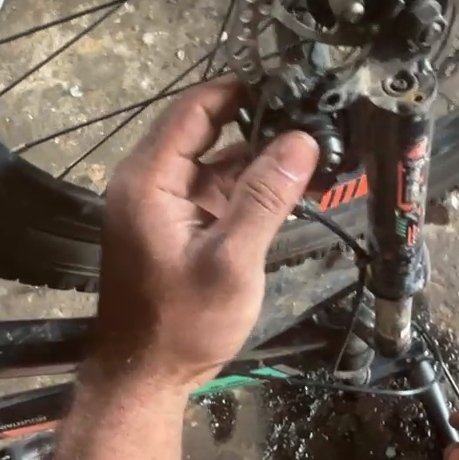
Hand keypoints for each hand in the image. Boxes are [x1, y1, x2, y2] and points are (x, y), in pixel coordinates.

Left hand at [87, 78, 319, 391]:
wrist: (145, 375)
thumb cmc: (182, 322)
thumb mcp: (231, 260)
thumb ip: (265, 198)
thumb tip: (302, 140)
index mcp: (149, 179)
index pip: (192, 110)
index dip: (237, 90)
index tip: (286, 83)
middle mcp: (150, 182)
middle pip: (204, 131)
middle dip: (256, 123)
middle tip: (310, 115)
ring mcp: (163, 205)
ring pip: (214, 162)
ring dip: (257, 158)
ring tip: (313, 149)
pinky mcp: (177, 226)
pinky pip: (214, 192)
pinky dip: (248, 188)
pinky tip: (290, 187)